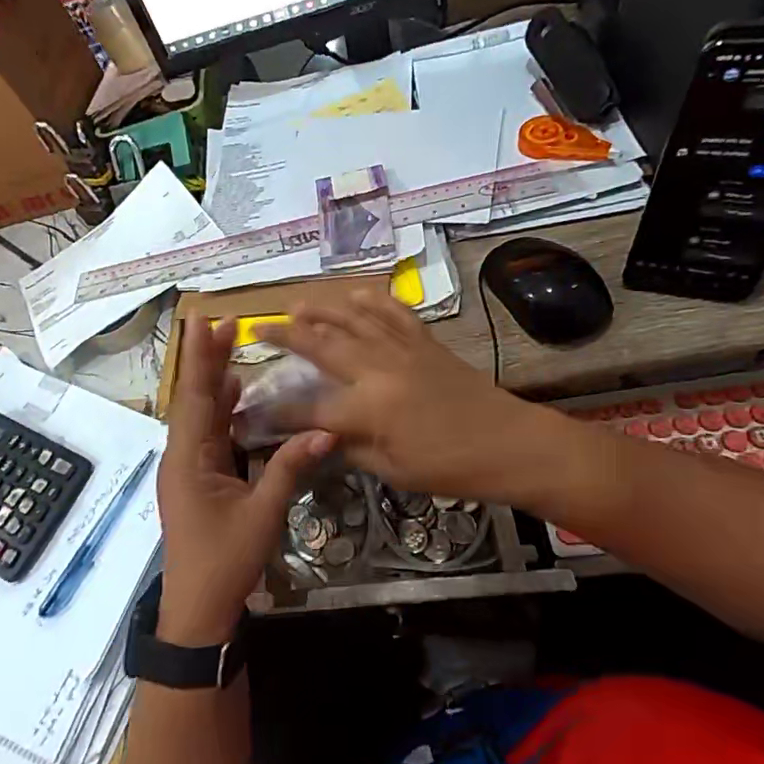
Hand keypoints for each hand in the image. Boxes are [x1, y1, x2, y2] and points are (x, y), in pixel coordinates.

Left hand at [157, 317, 333, 645]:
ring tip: (232, 351)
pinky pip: (209, 438)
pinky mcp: (199, 483)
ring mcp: (188, 471)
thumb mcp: (262, 514)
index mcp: (188, 460)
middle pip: (195, 401)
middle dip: (207, 362)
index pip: (195, 398)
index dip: (202, 358)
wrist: (199, 609)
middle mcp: (182, 457)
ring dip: (215, 385)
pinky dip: (223, 415)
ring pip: (201, 418)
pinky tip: (238, 400)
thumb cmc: (224, 561)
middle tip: (224, 325)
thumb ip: (289, 469)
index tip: (207, 322)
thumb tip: (323, 430)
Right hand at [254, 291, 552, 501]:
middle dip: (287, 335)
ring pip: (353, 319)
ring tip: (297, 304)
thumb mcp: (392, 470)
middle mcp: (377, 369)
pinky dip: (373, 300)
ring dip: (321, 309)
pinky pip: (394, 312)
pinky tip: (356, 293)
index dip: (280, 411)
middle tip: (260, 326)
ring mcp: (402, 349)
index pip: (309, 408)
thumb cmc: (448, 467)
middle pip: (322, 345)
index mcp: (366, 408)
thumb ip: (351, 447)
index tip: (256, 409)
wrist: (507, 442)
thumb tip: (323, 434)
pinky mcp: (425, 341)